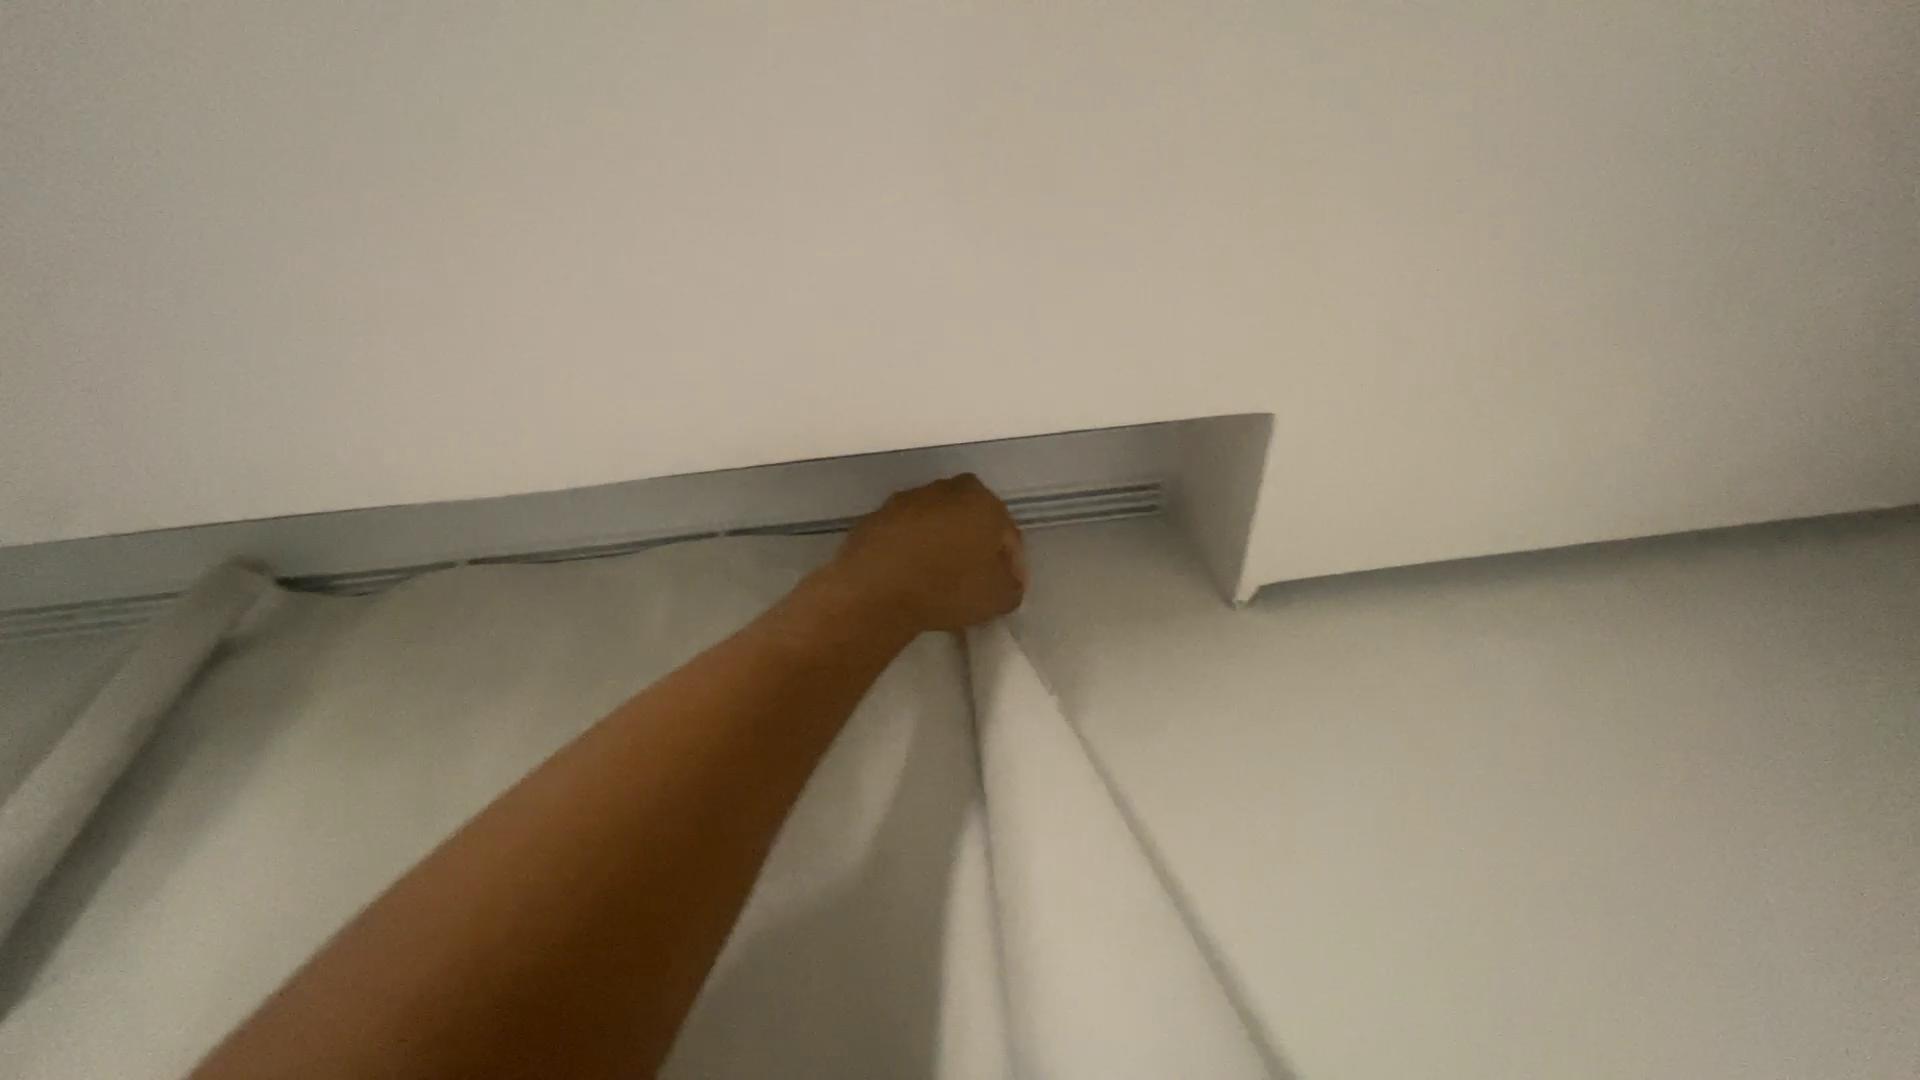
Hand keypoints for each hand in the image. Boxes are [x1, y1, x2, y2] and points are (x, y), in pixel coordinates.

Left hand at [831, 474, 1026, 633]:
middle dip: (976, 550)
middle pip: (971, 523)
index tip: (1007, 590)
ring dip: (942, 549)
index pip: (1008, 535)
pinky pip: (905, 537)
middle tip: (976, 583)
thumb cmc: (948, 588)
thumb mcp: (999, 598)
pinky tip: (911, 580)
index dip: (1012, 566)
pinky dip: (912, 553)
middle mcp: (946, 490)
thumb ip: (1012, 585)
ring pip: (936, 527)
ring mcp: (906, 501)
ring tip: (941, 584)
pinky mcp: (876, 518)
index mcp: (983, 501)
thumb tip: (1005, 582)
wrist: (875, 590)